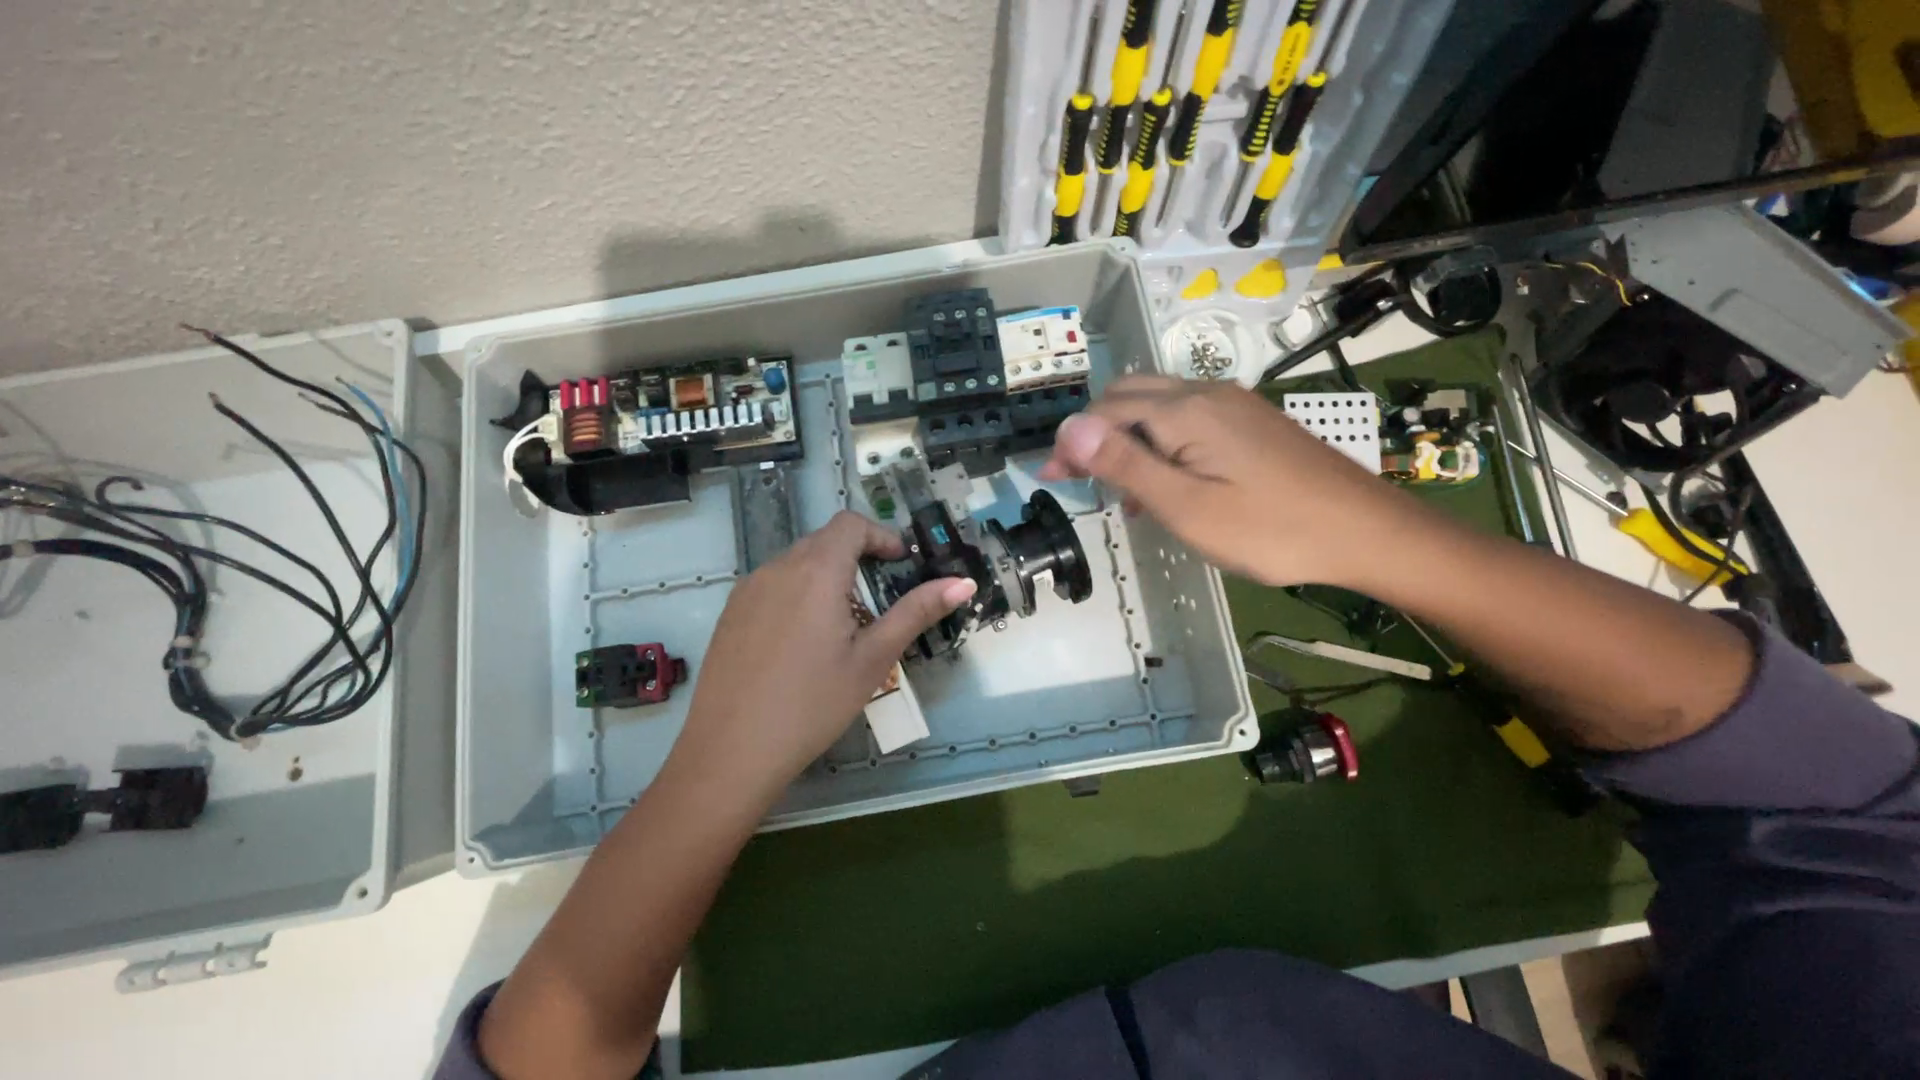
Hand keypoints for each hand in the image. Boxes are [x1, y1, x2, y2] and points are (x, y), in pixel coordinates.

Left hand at [664, 511, 975, 803]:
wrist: (731, 749)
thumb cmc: (813, 704)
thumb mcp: (873, 659)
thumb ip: (916, 613)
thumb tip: (964, 583)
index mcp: (815, 572)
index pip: (850, 524)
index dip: (881, 535)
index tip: (900, 564)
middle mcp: (777, 568)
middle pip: (823, 541)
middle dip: (856, 557)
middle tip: (879, 599)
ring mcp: (747, 590)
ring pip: (795, 564)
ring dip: (826, 577)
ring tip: (843, 627)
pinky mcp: (730, 614)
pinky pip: (772, 587)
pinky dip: (797, 595)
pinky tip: (802, 645)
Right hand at [1039, 375, 1420, 586]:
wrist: (1364, 531)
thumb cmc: (1270, 529)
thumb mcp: (1186, 506)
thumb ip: (1126, 464)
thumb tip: (1068, 428)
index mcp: (1184, 411)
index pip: (1105, 411)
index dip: (1071, 443)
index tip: (1048, 479)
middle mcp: (1206, 393)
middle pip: (1129, 395)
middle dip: (1094, 432)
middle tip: (1077, 481)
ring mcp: (1234, 404)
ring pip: (1159, 405)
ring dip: (1127, 436)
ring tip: (1118, 490)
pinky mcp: (1252, 422)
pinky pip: (1188, 418)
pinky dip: (1160, 440)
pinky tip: (1166, 483)